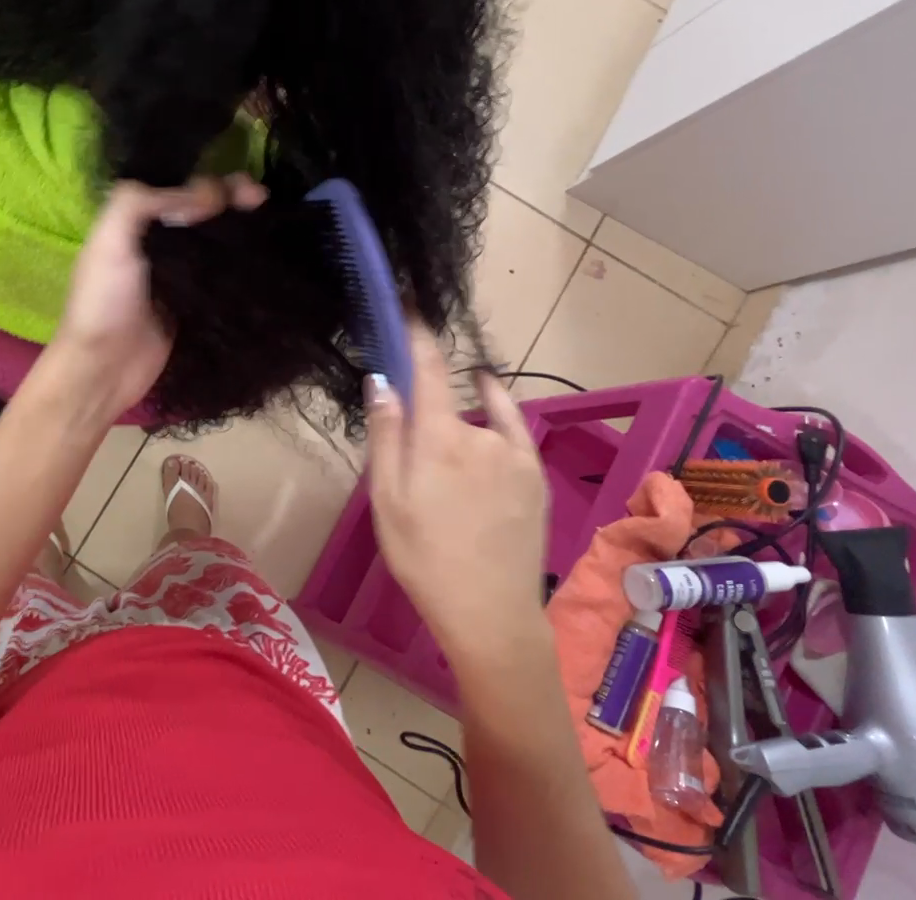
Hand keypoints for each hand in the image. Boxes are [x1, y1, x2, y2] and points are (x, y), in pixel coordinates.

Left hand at [43, 174, 264, 415]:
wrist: (104, 368)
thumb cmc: (102, 302)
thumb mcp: (109, 241)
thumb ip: (142, 202)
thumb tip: (207, 195)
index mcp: (131, 223)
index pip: (175, 188)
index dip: (206, 182)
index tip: (232, 192)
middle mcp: (155, 244)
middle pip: (200, 211)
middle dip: (231, 199)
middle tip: (261, 199)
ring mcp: (177, 276)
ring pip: (214, 240)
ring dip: (240, 226)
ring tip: (268, 219)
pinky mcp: (194, 306)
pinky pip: (222, 276)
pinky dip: (241, 264)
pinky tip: (263, 256)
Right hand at [365, 322, 549, 665]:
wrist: (488, 611)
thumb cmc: (422, 555)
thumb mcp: (387, 498)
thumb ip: (386, 435)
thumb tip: (382, 379)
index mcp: (439, 438)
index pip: (428, 368)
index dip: (416, 332)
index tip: (407, 304)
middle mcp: (481, 433)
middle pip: (445, 398)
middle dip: (421, 402)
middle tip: (400, 450)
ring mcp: (514, 453)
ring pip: (472, 419)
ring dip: (451, 421)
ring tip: (436, 473)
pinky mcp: (534, 472)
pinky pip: (510, 425)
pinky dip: (495, 406)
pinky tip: (487, 393)